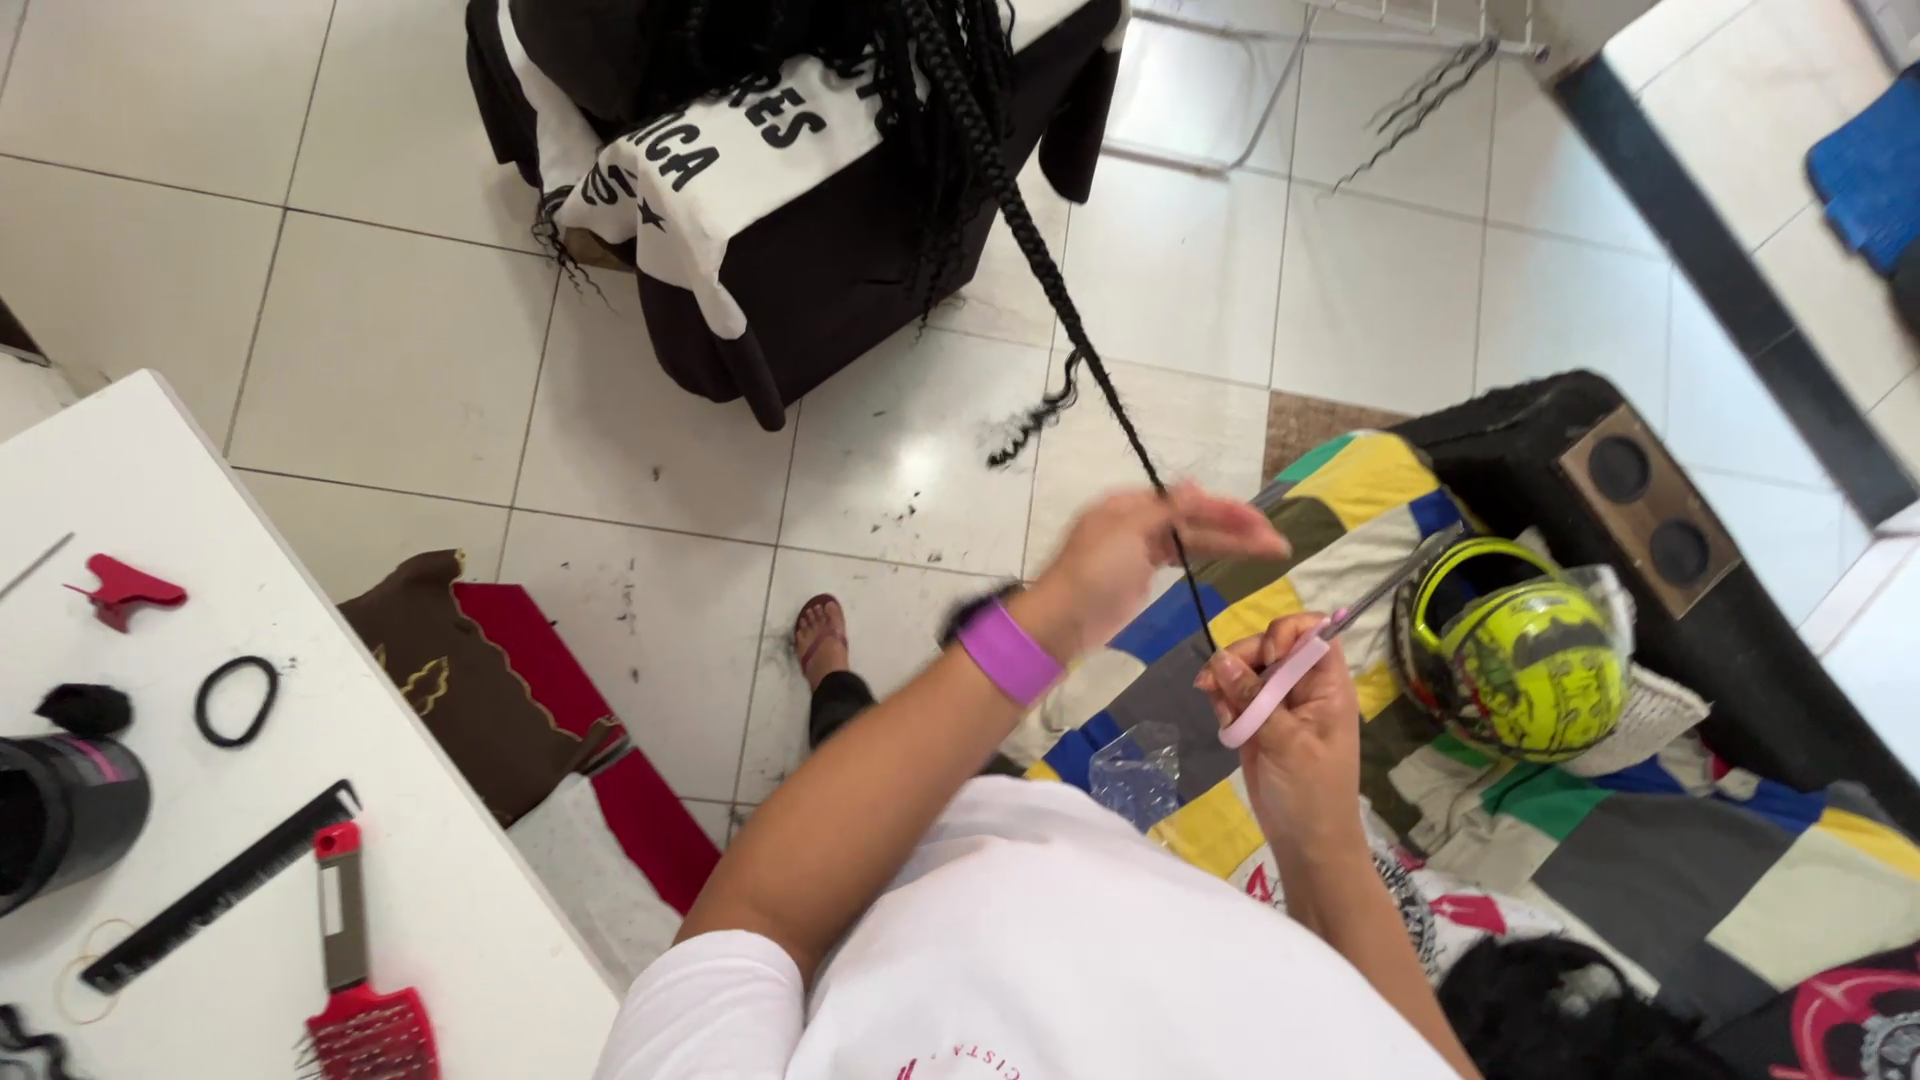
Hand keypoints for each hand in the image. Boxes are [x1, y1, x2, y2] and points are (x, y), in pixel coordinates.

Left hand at [1013, 481, 1288, 660]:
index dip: (1222, 509)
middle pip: (1193, 519)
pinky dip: (1206, 555)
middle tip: (1275, 541)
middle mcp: (1136, 521)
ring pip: (1192, 540)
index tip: (1256, 521)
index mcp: (1128, 504)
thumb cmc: (1091, 573)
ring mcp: (1139, 550)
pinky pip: (1181, 558)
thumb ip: (1165, 509)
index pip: (1184, 500)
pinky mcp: (1141, 576)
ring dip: (1229, 544)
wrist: (1062, 622)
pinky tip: (1230, 554)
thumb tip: (1195, 485)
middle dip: (1234, 528)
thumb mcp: (1126, 531)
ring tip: (1270, 551)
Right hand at [1194, 614, 1364, 857]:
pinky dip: (1222, 701)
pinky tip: (1224, 724)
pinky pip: (1233, 693)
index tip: (1267, 657)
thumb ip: (1252, 698)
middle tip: (1213, 682)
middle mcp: (1303, 687)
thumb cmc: (1312, 794)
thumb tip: (1219, 658)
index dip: (1286, 633)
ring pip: (1245, 667)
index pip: (1314, 633)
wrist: (1305, 843)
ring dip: (1225, 681)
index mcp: (1327, 687)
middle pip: (1269, 646)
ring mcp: (1278, 703)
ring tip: (1220, 711)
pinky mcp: (1257, 719)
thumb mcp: (1286, 743)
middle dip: (1240, 658)